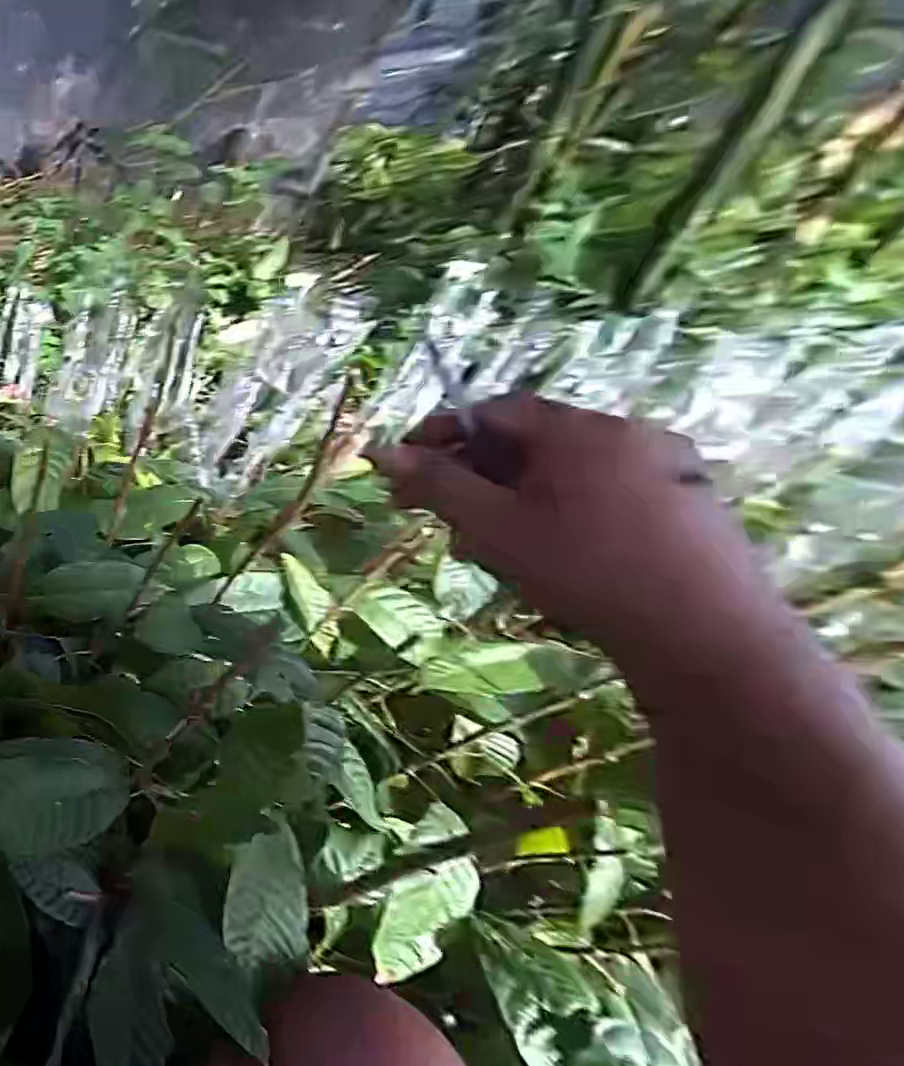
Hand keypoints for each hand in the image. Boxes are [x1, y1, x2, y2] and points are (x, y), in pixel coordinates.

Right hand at [366, 394, 778, 656]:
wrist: (704, 634)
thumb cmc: (581, 568)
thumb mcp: (491, 524)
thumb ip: (435, 483)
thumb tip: (382, 452)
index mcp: (579, 430)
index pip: (492, 411)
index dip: (439, 434)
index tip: (402, 466)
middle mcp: (625, 433)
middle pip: (524, 439)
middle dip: (468, 473)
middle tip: (430, 511)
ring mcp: (662, 464)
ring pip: (556, 468)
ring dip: (504, 496)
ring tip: (478, 543)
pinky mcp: (681, 497)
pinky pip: (594, 486)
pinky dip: (550, 506)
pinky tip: (534, 548)